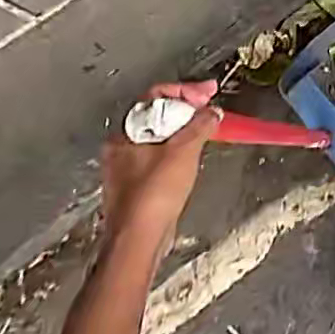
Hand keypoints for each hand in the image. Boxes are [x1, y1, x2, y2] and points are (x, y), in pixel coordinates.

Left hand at [101, 81, 221, 239]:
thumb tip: (213, 111)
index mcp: (126, 131)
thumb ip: (201, 124)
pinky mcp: (135, 189)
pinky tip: (191, 157)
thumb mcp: (184, 150)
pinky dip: (177, 152)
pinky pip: (159, 158)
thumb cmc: (155, 193)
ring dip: (183, 131)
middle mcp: (121, 147)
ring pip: (159, 138)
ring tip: (205, 128)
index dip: (186, 91)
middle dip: (186, 109)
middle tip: (209, 107)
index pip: (157, 96)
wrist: (139, 243)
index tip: (209, 92)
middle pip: (157, 115)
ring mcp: (126, 169)